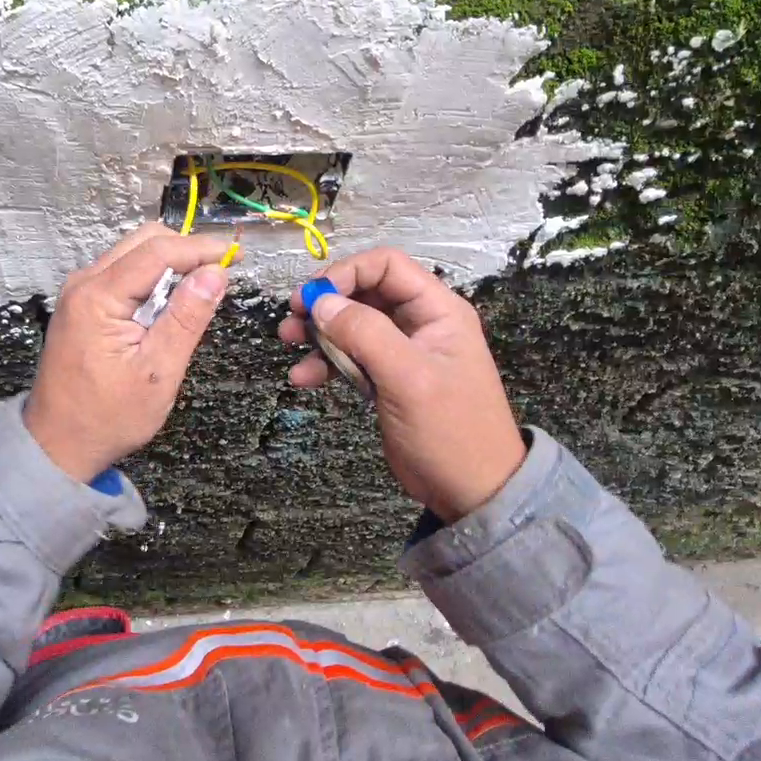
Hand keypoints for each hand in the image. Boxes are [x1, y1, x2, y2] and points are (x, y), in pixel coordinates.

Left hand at [26, 224, 232, 481]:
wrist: (57, 445)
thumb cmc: (107, 417)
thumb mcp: (158, 372)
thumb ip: (187, 318)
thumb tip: (216, 273)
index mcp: (97, 297)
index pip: (157, 251)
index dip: (200, 248)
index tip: (235, 256)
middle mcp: (83, 284)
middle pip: (143, 242)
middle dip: (186, 250)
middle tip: (222, 271)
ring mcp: (79, 292)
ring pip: (132, 254)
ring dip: (169, 263)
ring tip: (201, 289)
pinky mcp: (82, 304)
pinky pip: (122, 274)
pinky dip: (151, 278)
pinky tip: (171, 303)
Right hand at [279, 248, 525, 522]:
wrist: (472, 494)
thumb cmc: (450, 431)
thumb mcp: (409, 377)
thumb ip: (365, 334)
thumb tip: (321, 302)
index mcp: (437, 311)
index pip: (387, 266)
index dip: (347, 272)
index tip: (314, 296)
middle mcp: (418, 324)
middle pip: (363, 293)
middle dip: (325, 302)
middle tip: (292, 318)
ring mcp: (400, 352)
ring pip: (350, 325)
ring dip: (317, 332)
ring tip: (287, 343)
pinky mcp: (385, 379)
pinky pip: (348, 358)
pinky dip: (323, 364)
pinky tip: (302, 379)